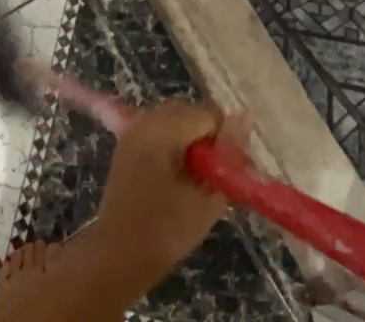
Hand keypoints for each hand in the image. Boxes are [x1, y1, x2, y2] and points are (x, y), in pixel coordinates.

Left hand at [96, 100, 244, 271]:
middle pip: (188, 112)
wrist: (119, 253)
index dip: (226, 138)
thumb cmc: (166, 230)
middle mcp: (144, 120)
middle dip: (208, 135)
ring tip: (202, 173)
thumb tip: (245, 121)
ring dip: (190, 138)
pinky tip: (180, 172)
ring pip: (172, 119)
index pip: (208, 114)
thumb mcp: (207, 198)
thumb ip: (228, 157)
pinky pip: (157, 130)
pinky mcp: (126, 144)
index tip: (234, 167)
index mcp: (163, 129)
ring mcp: (132, 131)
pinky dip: (173, 143)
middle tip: (220, 170)